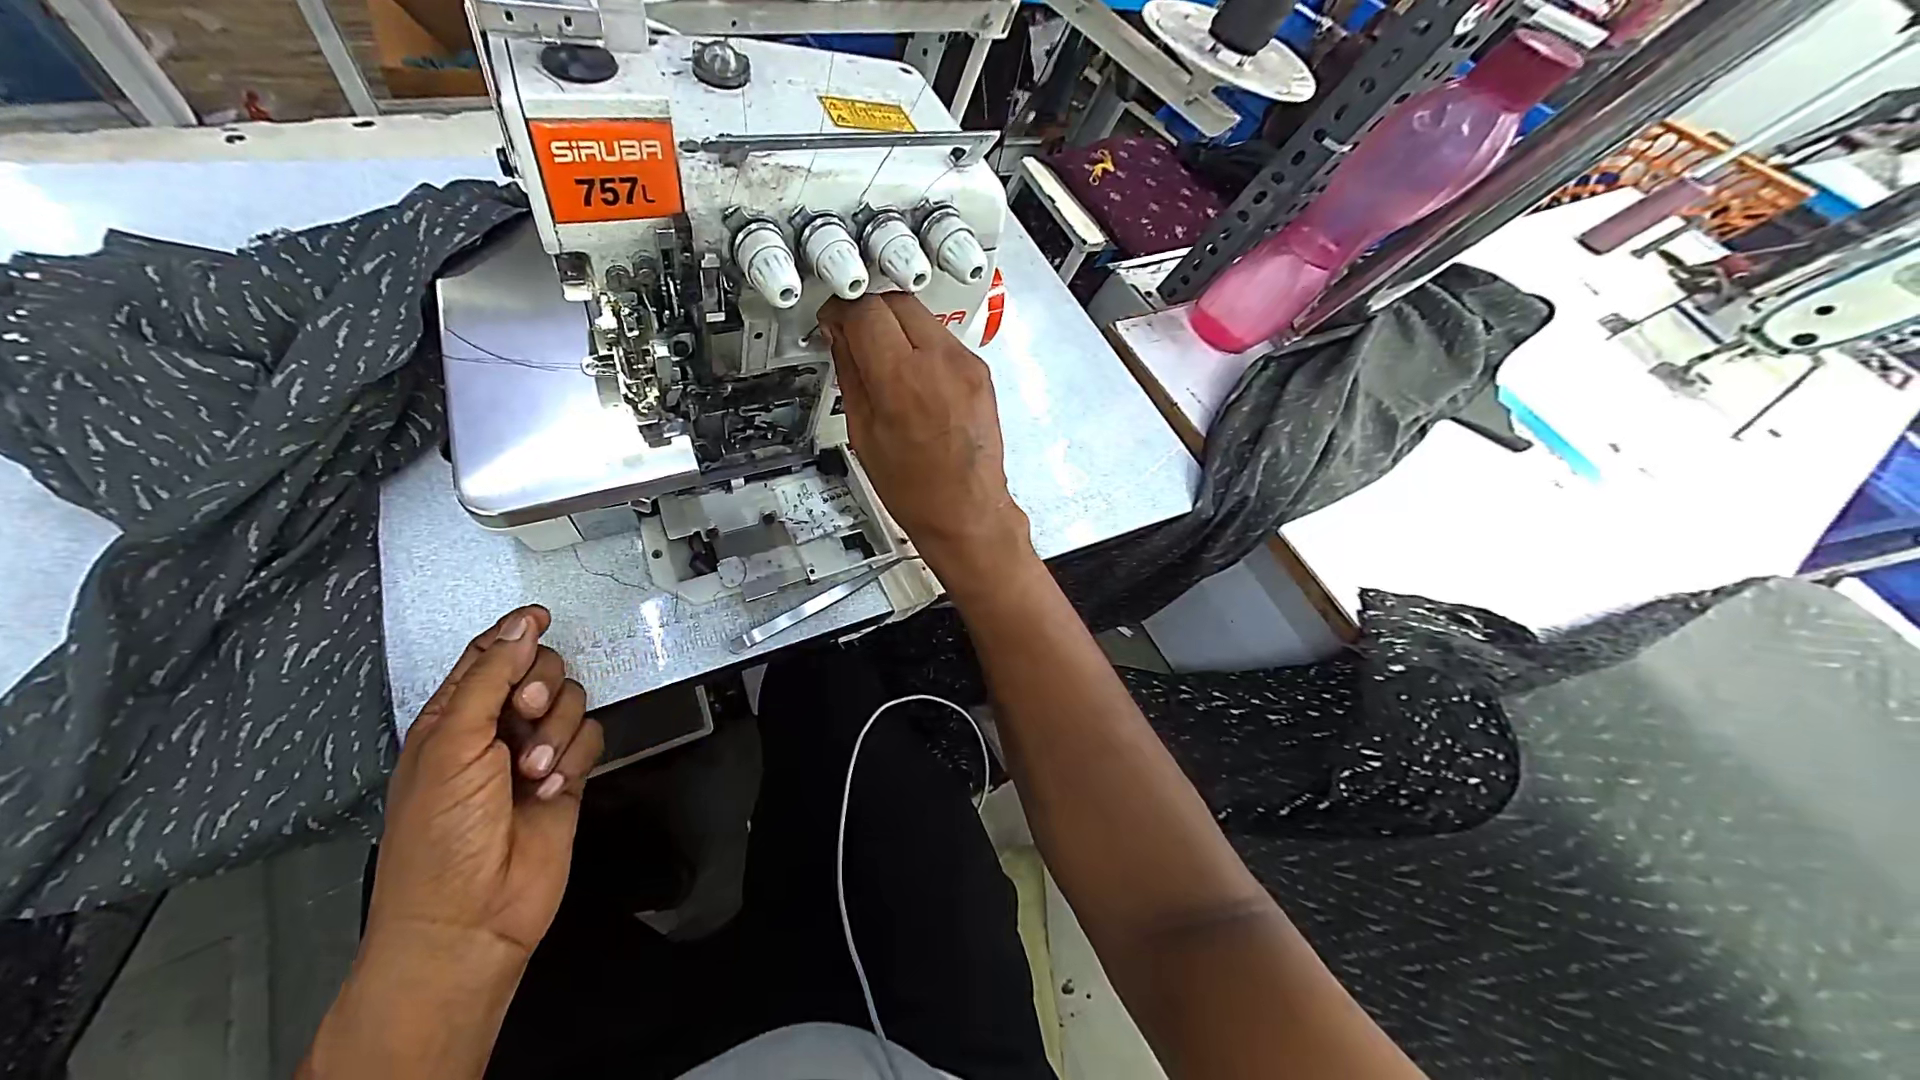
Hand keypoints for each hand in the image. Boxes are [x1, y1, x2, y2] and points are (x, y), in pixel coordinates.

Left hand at [368, 605, 603, 957]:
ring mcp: (534, 753)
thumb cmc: (439, 838)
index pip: (488, 656)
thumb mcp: (451, 745)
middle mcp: (495, 730)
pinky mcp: (568, 775)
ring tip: (532, 771)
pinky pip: (591, 739)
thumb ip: (489, 680)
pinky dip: (576, 758)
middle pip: (538, 673)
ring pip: (570, 704)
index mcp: (452, 718)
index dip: (513, 632)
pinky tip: (552, 787)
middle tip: (524, 714)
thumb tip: (520, 628)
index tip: (539, 618)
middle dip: (539, 688)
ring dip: (556, 733)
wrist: (472, 914)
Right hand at [818, 292, 1032, 592]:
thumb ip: (850, 374)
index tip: (832, 319)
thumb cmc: (918, 490)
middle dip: (868, 310)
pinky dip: (921, 344)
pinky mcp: (981, 372)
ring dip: (895, 325)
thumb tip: (841, 339)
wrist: (967, 511)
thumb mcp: (863, 432)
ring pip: (921, 315)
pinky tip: (910, 372)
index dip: (841, 309)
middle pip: (895, 300)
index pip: (865, 309)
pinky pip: (943, 339)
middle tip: (852, 332)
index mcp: (902, 380)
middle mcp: (940, 363)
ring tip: (881, 357)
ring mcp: (966, 365)